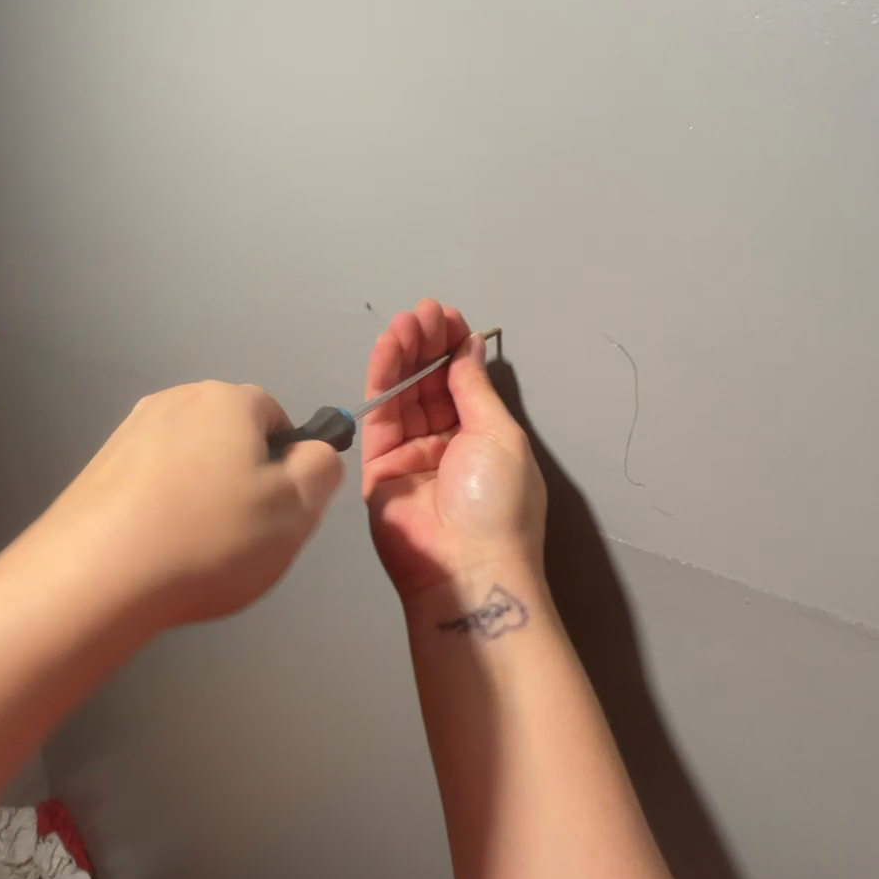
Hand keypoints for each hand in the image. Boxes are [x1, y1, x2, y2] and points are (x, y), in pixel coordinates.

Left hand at [32, 381, 343, 628]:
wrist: (94, 577)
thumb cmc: (209, 538)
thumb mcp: (296, 509)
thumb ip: (322, 468)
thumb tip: (314, 453)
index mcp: (227, 400)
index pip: (278, 419)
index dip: (286, 466)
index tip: (276, 511)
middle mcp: (175, 400)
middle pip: (231, 437)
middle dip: (243, 478)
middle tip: (240, 534)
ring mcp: (129, 432)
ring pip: (190, 461)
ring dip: (201, 495)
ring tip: (194, 548)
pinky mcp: (98, 468)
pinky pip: (151, 482)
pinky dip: (162, 508)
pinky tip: (157, 548)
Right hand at [362, 300, 546, 607]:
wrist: (465, 567)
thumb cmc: (498, 502)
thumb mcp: (499, 436)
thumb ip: (474, 389)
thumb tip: (469, 346)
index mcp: (483, 437)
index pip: (462, 382)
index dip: (454, 348)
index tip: (448, 316)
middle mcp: (445, 442)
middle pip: (430, 384)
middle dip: (427, 345)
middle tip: (424, 312)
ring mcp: (410, 454)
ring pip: (403, 395)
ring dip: (404, 354)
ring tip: (405, 321)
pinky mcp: (379, 466)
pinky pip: (380, 416)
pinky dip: (382, 379)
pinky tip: (387, 347)